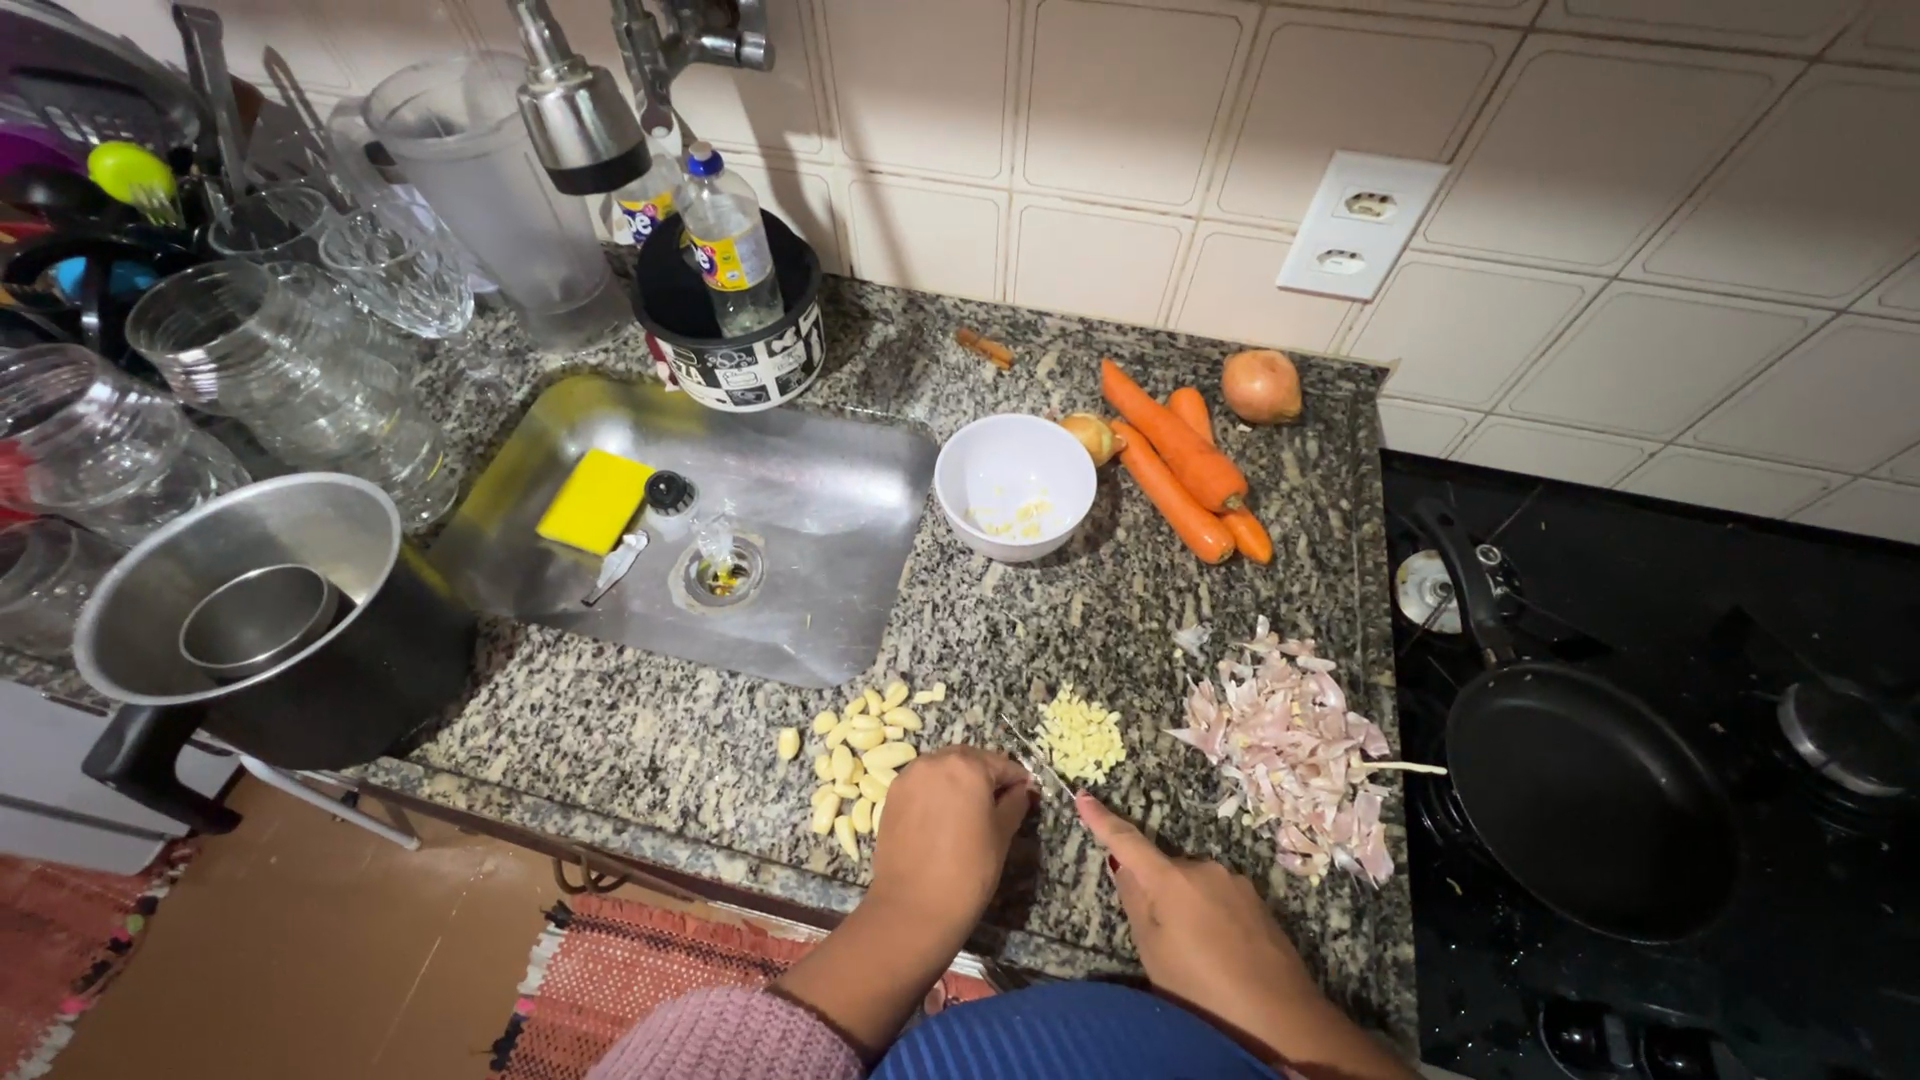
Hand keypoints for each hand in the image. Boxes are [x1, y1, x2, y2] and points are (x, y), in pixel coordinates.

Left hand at [869, 746, 1034, 936]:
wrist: (914, 906)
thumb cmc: (969, 869)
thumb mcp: (1002, 835)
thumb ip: (1014, 804)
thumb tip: (1022, 790)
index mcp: (967, 766)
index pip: (1001, 764)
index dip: (1016, 779)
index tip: (1025, 794)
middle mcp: (935, 761)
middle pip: (968, 760)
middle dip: (985, 775)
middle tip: (998, 801)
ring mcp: (910, 777)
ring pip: (942, 768)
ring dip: (958, 780)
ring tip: (969, 809)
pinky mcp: (892, 796)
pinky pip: (921, 783)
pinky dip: (935, 791)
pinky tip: (943, 816)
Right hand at [1077, 794, 1412, 1078]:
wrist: (1282, 1019)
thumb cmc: (1202, 989)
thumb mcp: (1153, 952)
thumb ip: (1135, 902)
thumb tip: (1125, 867)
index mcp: (1171, 879)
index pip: (1127, 841)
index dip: (1102, 820)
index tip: (1083, 796)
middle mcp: (1204, 868)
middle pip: (1166, 871)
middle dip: (1159, 894)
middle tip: (1163, 942)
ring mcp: (1235, 883)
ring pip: (1195, 887)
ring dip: (1189, 909)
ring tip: (1200, 959)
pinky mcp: (1259, 901)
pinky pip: (1221, 901)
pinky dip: (1213, 920)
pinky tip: (1225, 957)